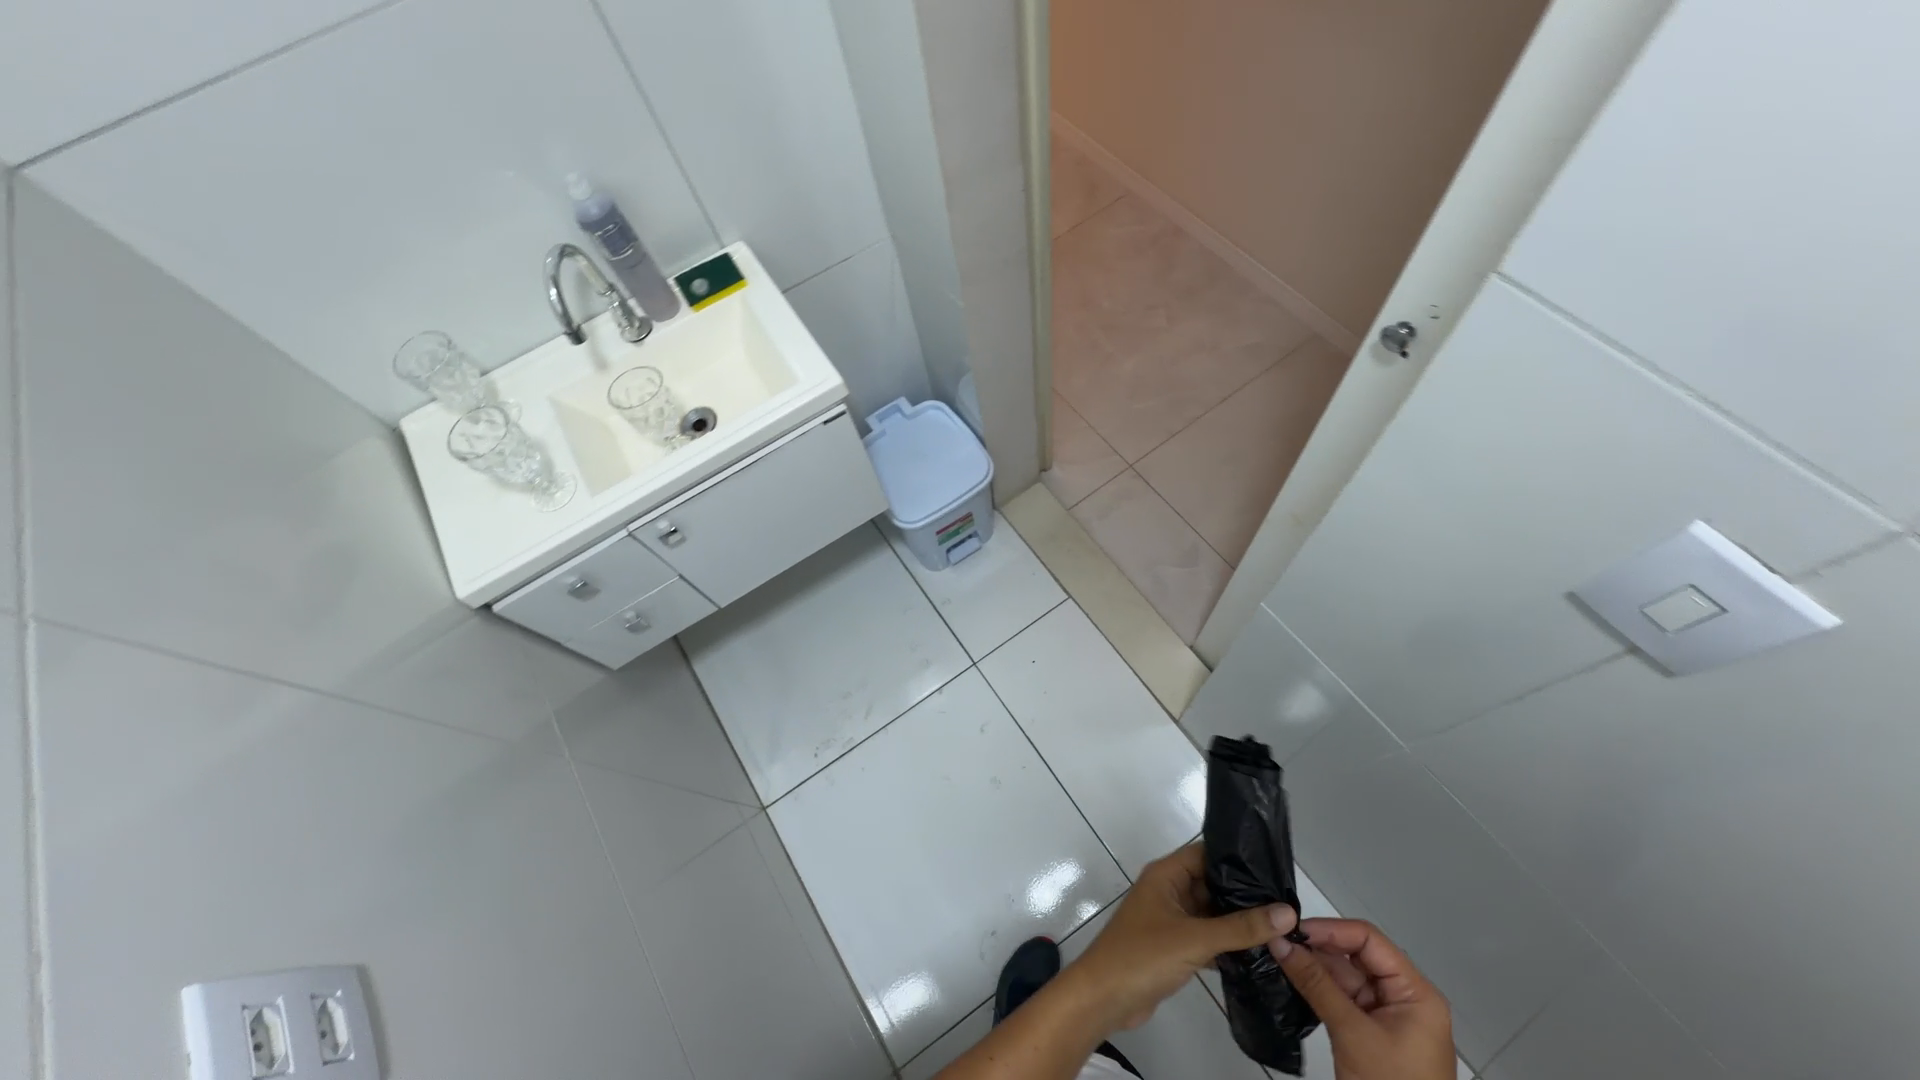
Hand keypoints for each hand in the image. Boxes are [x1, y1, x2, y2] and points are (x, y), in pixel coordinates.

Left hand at [1064, 845, 1297, 1031]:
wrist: (1104, 998)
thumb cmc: (1143, 956)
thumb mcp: (1196, 938)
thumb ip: (1242, 927)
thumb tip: (1287, 912)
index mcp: (1165, 875)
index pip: (1206, 854)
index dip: (1237, 859)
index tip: (1274, 869)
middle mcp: (1167, 891)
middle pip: (1211, 884)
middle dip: (1244, 894)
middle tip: (1287, 903)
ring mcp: (1169, 919)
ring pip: (1210, 913)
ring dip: (1237, 922)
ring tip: (1281, 928)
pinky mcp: (1172, 946)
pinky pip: (1205, 937)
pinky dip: (1226, 943)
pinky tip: (1258, 953)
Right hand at [1275, 918, 1454, 1079]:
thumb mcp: (1352, 1033)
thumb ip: (1315, 984)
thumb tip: (1278, 942)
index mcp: (1415, 992)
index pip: (1369, 941)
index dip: (1330, 929)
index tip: (1291, 929)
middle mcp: (1403, 997)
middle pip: (1357, 957)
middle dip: (1318, 947)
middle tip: (1276, 940)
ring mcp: (1386, 1016)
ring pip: (1346, 978)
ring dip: (1314, 967)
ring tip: (1276, 954)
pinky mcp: (1369, 1033)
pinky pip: (1342, 1000)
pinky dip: (1318, 989)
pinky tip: (1291, 978)